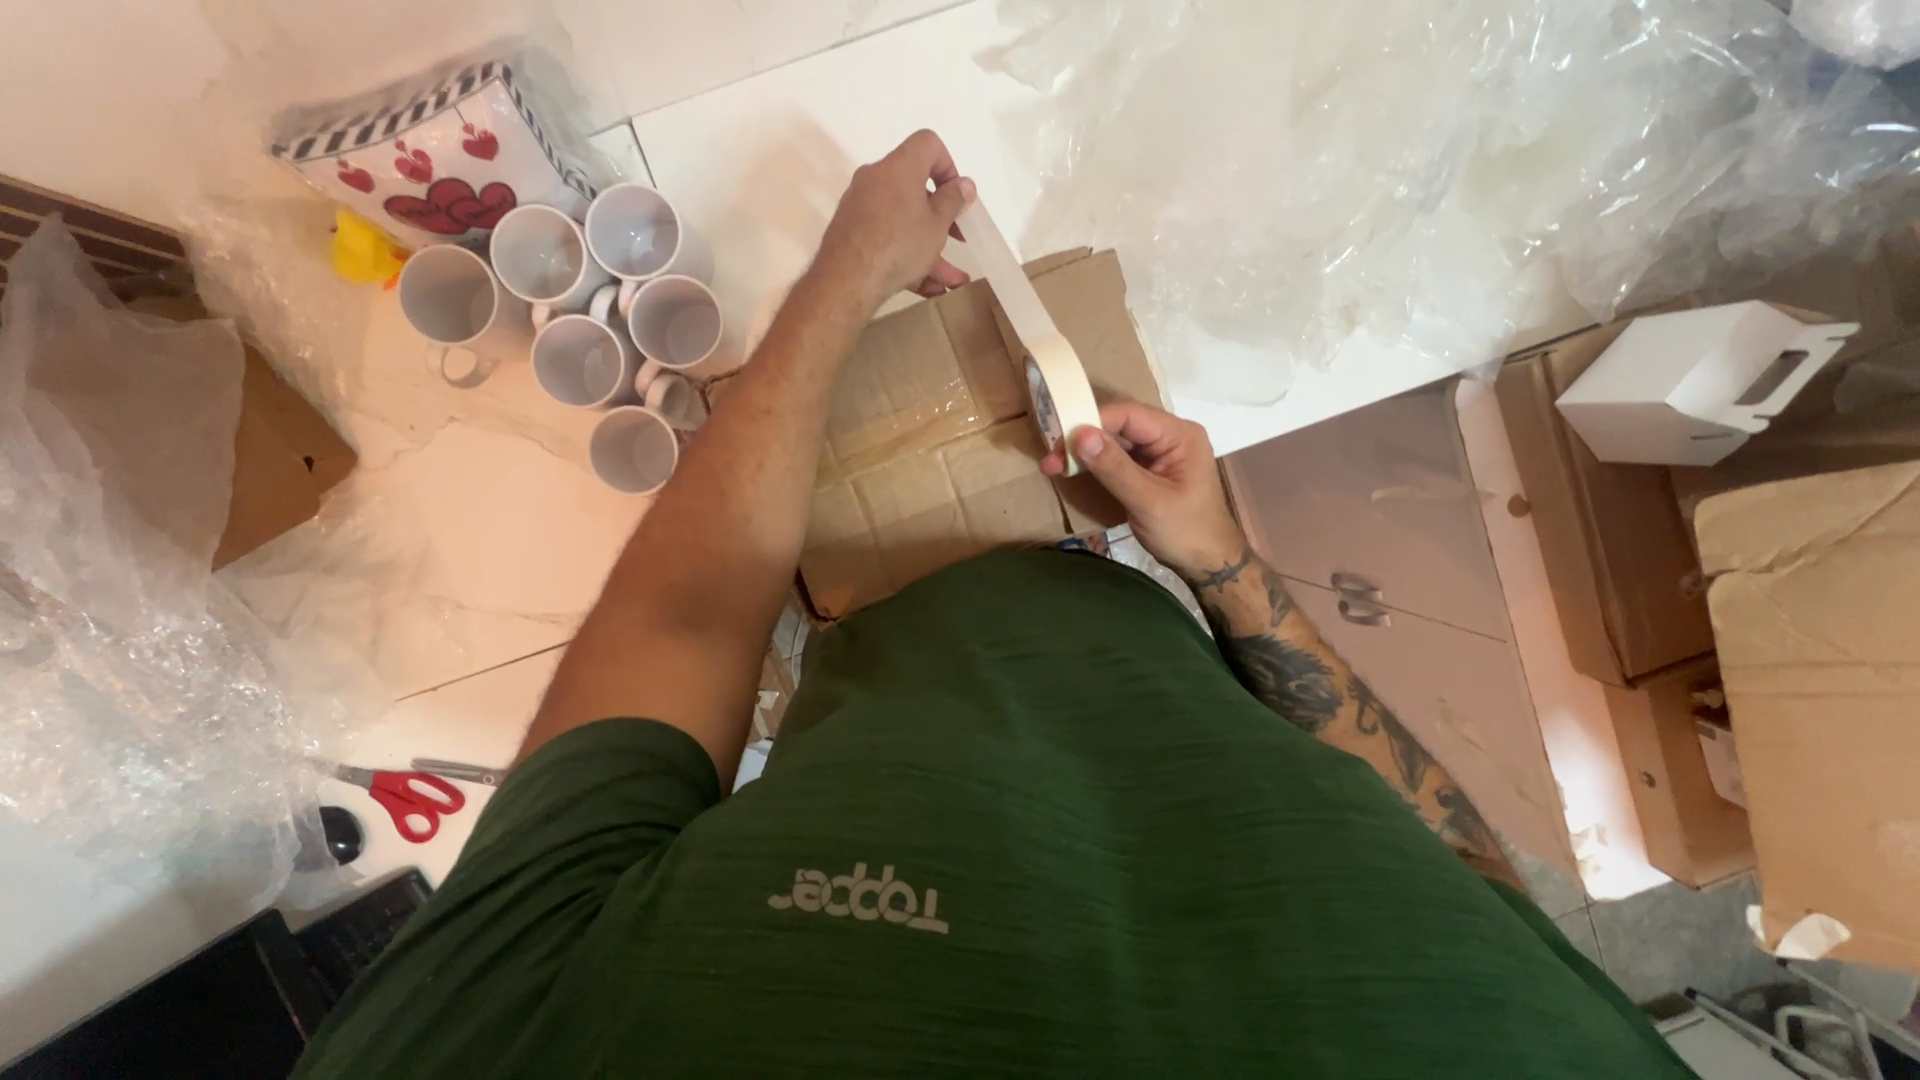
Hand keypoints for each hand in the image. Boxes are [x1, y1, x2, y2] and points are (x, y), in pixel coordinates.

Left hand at [814, 130, 975, 304]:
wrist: (846, 281)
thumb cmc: (899, 246)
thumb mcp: (936, 225)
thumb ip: (953, 201)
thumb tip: (964, 185)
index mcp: (899, 167)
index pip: (928, 144)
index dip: (949, 166)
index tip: (956, 197)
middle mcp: (876, 179)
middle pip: (915, 188)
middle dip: (941, 217)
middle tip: (958, 237)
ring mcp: (860, 206)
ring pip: (903, 222)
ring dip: (929, 249)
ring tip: (951, 280)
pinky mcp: (851, 231)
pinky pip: (887, 238)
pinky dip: (907, 258)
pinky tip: (928, 288)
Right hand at [1041, 401, 1247, 579]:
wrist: (1209, 564)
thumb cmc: (1186, 532)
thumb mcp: (1148, 501)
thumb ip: (1114, 468)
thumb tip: (1080, 435)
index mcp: (1179, 435)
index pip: (1129, 415)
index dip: (1093, 422)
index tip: (1060, 441)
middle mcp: (1170, 436)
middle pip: (1120, 425)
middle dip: (1084, 438)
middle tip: (1051, 457)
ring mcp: (1159, 452)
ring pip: (1115, 441)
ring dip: (1085, 451)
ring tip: (1054, 465)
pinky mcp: (1149, 469)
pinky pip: (1118, 458)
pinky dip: (1095, 463)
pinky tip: (1073, 470)